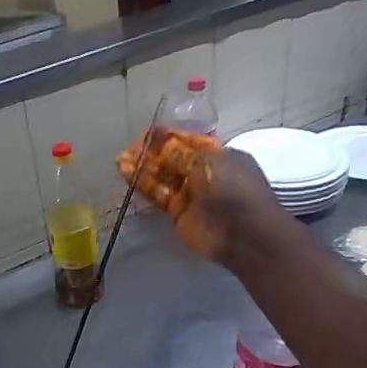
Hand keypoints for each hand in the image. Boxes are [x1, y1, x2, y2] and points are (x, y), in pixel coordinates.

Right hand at [115, 132, 292, 263]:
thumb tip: (162, 143)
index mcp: (220, 156)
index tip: (147, 132)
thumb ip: (181, 153)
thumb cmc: (234, 190)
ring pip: (162, 176)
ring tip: (121, 158)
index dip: (169, 136)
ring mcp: (190, 193)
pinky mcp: (177, 211)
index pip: (190, 142)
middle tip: (130, 147)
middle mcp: (204, 173)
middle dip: (152, 151)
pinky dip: (141, 183)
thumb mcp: (209, 163)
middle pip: (173, 158)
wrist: (244, 235)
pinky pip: (157, 193)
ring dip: (142, 166)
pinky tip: (126, 172)